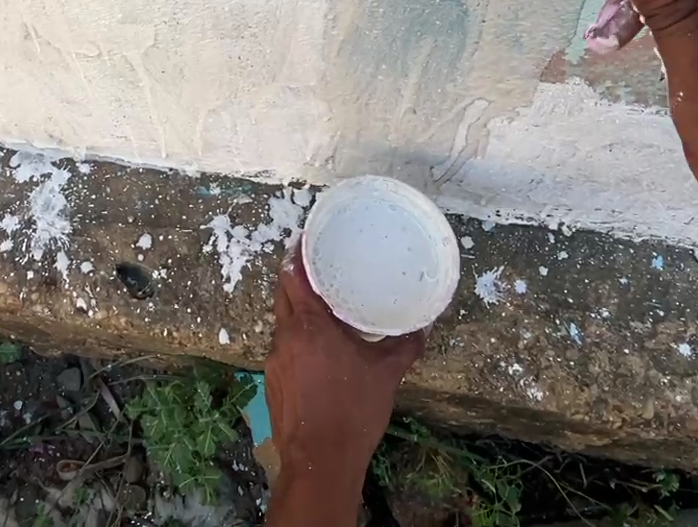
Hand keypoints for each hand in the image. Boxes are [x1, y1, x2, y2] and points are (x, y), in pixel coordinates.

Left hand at [265, 250, 423, 507]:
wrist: (320, 460)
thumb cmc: (354, 411)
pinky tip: (313, 348)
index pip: (292, 275)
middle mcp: (286, 335)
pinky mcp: (271, 379)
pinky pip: (281, 346)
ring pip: (281, 320)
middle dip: (294, 276)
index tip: (304, 238)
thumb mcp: (386, 374)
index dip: (295, 254)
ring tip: (318, 305)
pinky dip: (294, 337)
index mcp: (309, 324)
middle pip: (281, 292)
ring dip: (295, 309)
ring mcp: (274, 358)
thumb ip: (406, 344)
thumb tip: (426, 321)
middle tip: (313, 265)